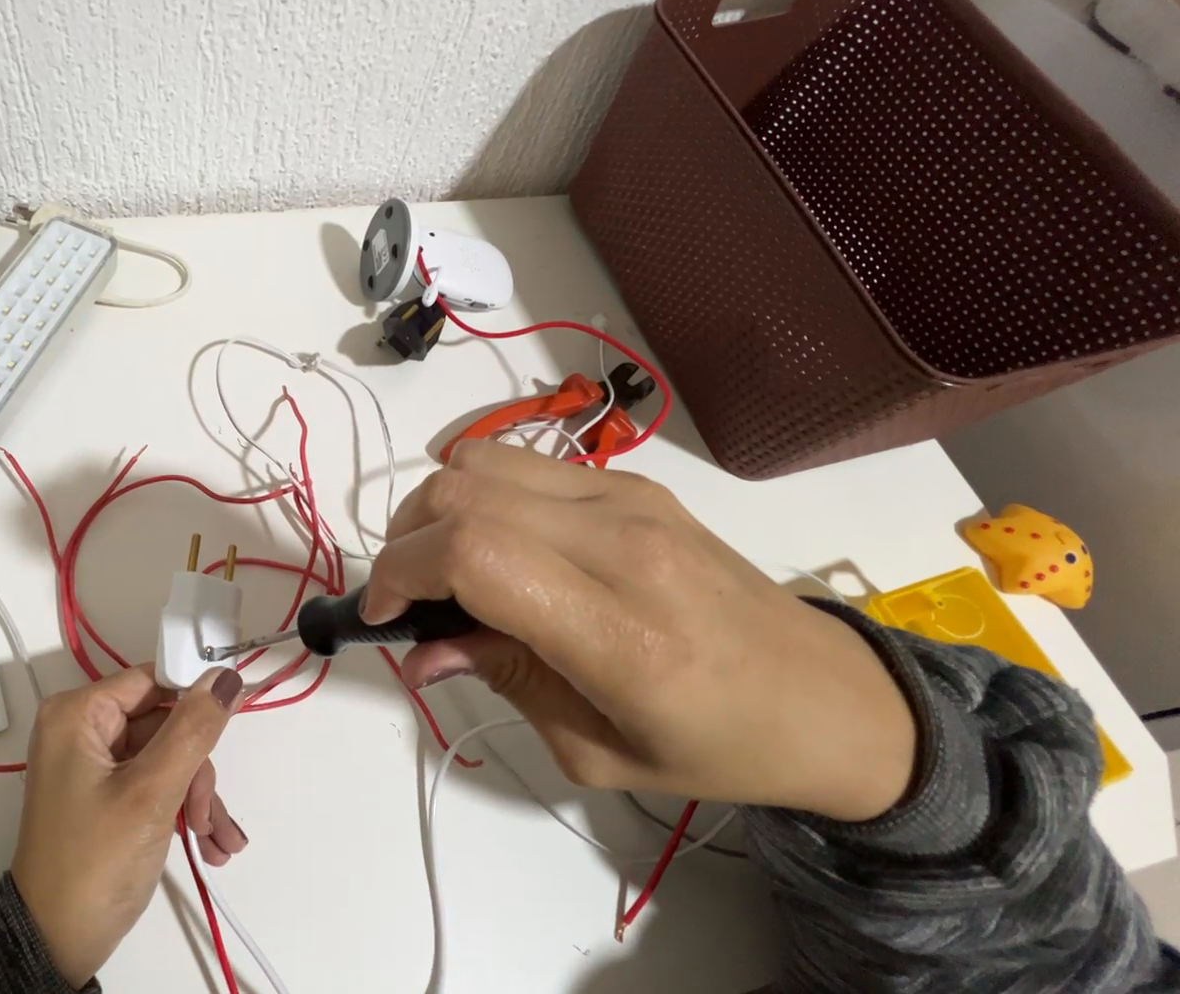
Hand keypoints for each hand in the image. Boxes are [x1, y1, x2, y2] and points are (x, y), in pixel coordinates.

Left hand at [12, 665, 247, 987]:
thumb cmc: (95, 862)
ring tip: (213, 840)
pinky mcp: (108, 794)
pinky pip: (158, 781)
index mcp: (78, 714)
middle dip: (197, 768)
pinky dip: (184, 808)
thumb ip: (193, 729)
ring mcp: (96, 764)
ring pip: (169, 755)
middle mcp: (83, 729)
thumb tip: (226, 677)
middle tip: (206, 815)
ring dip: (198, 796)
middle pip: (165, 721)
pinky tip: (210, 844)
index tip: (230, 724)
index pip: (152, 679)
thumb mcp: (151, 792)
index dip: (194, 698)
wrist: (56, 945)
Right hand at [370, 440, 915, 822]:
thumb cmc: (713, 745)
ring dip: (434, 508)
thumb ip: (495, 678)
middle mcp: (621, 542)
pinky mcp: (631, 480)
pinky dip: (476, 493)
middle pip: (462, 492)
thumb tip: (415, 648)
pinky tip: (491, 541)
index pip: (474, 555)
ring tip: (439, 562)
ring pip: (479, 461)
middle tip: (404, 592)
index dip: (401, 573)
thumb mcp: (591, 749)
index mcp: (617, 631)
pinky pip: (518, 462)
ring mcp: (628, 497)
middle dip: (404, 538)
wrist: (829, 696)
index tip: (381, 614)